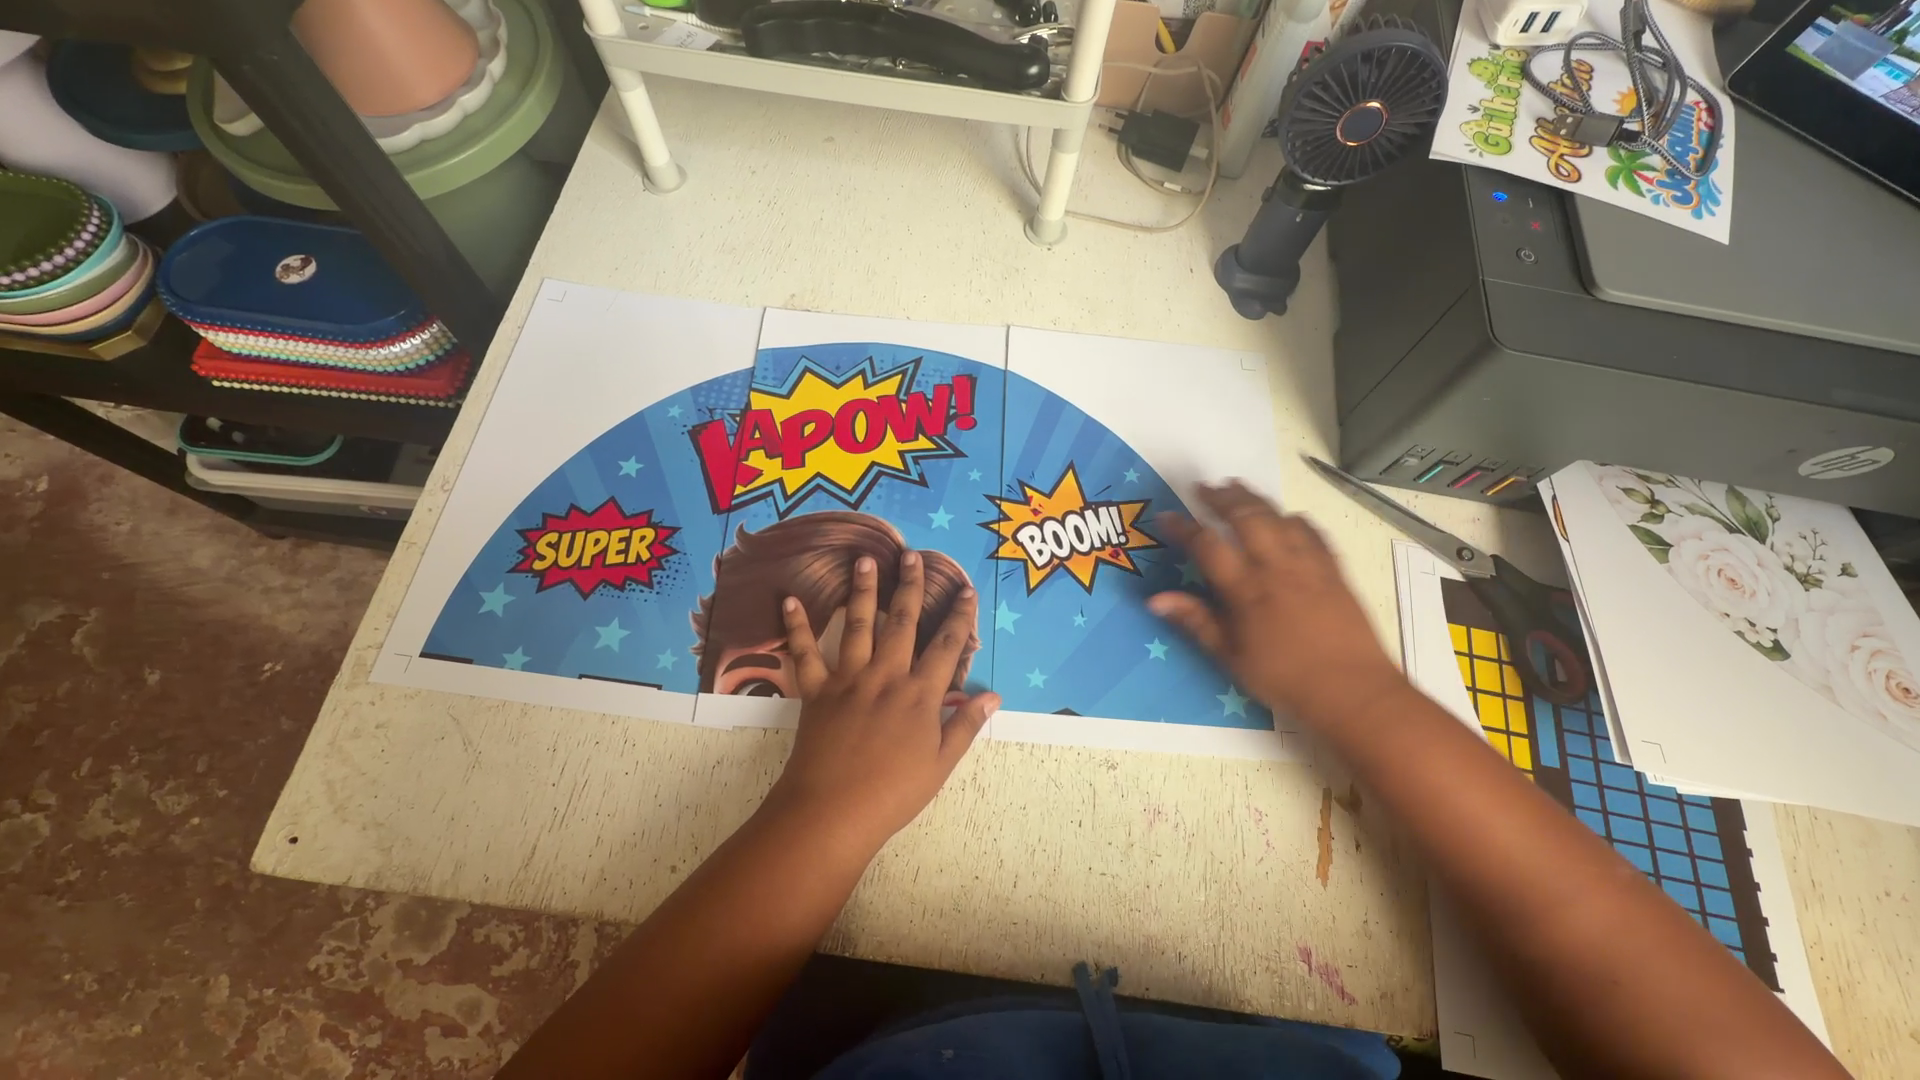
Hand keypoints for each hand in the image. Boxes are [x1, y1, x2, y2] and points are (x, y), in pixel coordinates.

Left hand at [765, 551, 999, 849]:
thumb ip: (965, 725)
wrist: (833, 810)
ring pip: (857, 625)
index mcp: (920, 695)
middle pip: (901, 622)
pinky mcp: (816, 691)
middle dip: (910, 587)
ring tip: (864, 561)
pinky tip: (790, 600)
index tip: (965, 590)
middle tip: (911, 556)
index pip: (946, 647)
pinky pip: (805, 653)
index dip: (958, 617)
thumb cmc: (893, 793)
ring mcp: (848, 680)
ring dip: (862, 591)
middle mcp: (886, 676)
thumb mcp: (941, 764)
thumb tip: (993, 695)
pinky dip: (796, 627)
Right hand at [1148, 481, 1403, 721]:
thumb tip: (1155, 600)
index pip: (1207, 546)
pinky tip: (1287, 518)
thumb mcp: (1231, 657)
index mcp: (1246, 590)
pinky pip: (1312, 532)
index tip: (1166, 517)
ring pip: (1278, 518)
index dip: (1183, 528)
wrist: (1352, 691)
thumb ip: (1196, 622)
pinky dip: (1295, 519)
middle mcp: (1276, 568)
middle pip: (1245, 518)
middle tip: (1203, 487)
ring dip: (1255, 499)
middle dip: (1222, 499)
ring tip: (1237, 487)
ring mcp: (1309, 565)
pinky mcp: (1334, 570)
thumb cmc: (1284, 679)